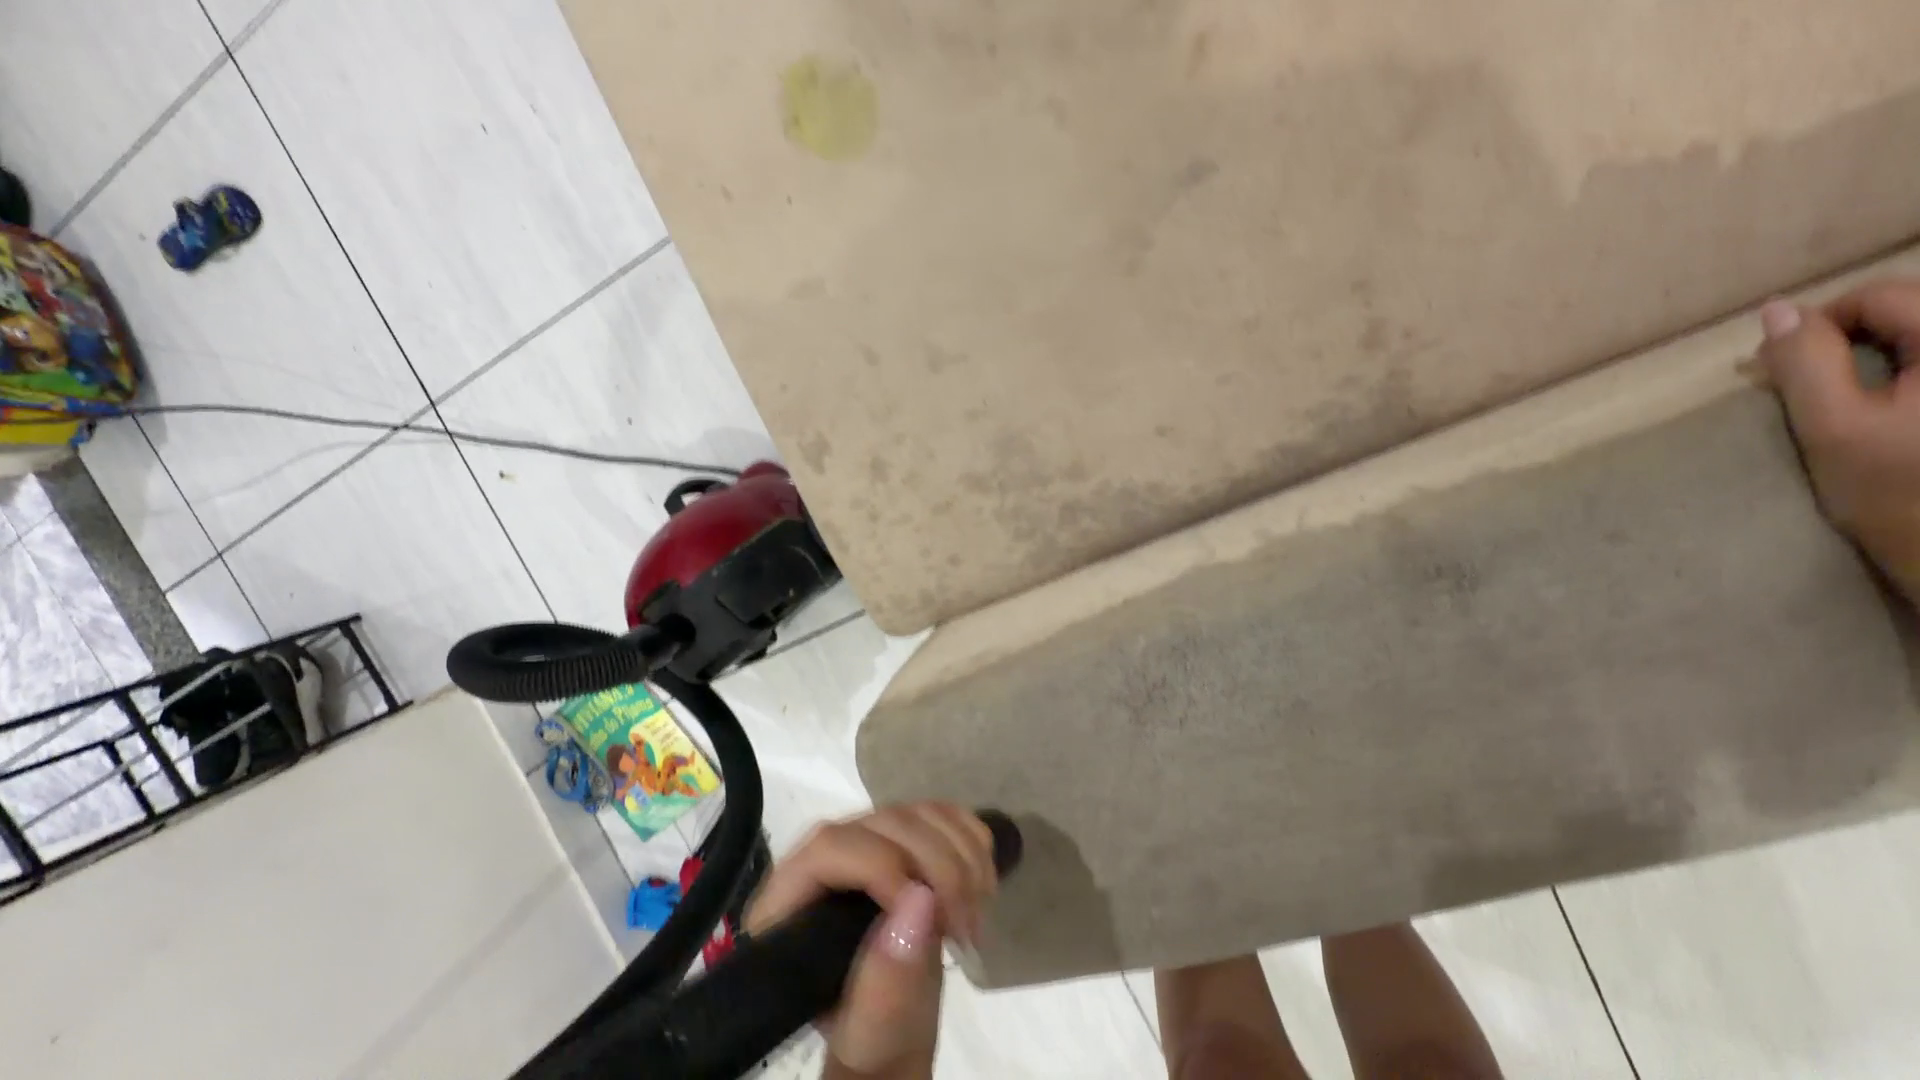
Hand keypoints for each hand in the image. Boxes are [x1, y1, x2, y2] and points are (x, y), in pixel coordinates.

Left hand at [745, 803, 997, 1077]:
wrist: (890, 1025)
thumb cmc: (867, 1034)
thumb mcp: (871, 1028)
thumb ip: (889, 975)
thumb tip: (921, 900)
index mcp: (791, 898)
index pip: (829, 846)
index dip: (883, 865)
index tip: (930, 915)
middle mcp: (827, 856)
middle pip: (886, 822)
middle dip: (940, 869)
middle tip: (963, 930)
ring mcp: (871, 840)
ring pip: (921, 812)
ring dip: (964, 860)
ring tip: (972, 921)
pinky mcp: (909, 839)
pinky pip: (947, 815)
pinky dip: (974, 846)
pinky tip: (980, 890)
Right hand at [1759, 281, 1919, 605]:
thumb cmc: (1905, 498)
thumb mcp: (1837, 430)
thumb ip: (1806, 364)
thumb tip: (1776, 310)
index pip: (1881, 296)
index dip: (1820, 325)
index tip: (1779, 372)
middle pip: (1909, 312)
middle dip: (1852, 343)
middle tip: (1811, 392)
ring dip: (1881, 360)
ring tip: (1854, 405)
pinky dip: (1906, 380)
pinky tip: (1896, 418)